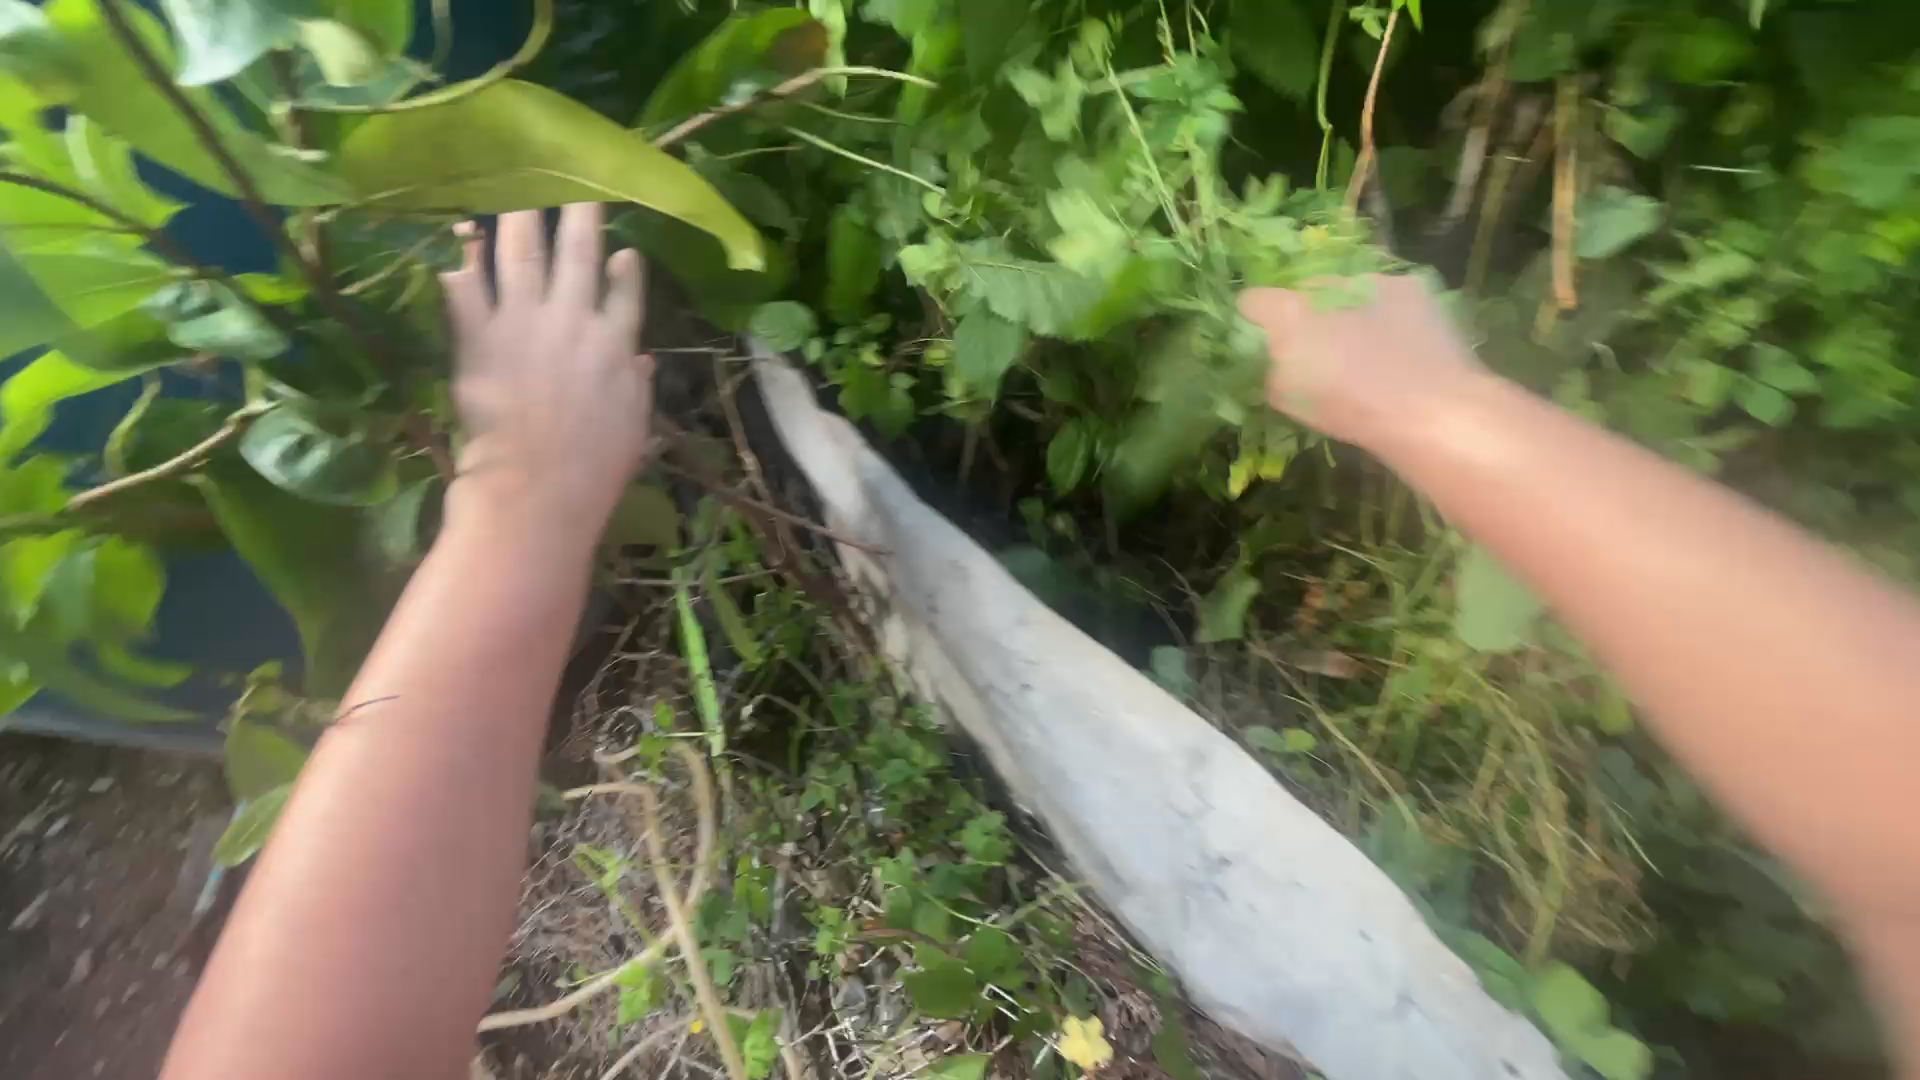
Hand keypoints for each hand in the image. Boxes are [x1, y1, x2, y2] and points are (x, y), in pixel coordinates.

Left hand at [439, 203, 654, 533]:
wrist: (539, 482)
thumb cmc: (598, 463)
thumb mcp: (635, 424)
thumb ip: (638, 383)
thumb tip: (642, 357)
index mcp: (616, 344)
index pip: (624, 292)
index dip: (625, 268)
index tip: (625, 249)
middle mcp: (573, 320)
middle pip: (577, 254)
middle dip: (579, 215)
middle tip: (578, 183)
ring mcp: (523, 323)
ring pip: (521, 255)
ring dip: (519, 216)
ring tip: (517, 184)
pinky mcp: (478, 336)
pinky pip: (466, 288)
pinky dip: (462, 260)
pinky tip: (459, 236)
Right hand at [1238, 274, 1485, 448]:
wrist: (1428, 407)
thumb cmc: (1346, 408)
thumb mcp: (1286, 399)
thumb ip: (1271, 368)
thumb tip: (1275, 358)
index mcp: (1290, 313)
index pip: (1252, 300)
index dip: (1253, 319)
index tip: (1262, 338)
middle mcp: (1329, 286)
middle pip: (1303, 292)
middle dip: (1304, 314)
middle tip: (1318, 347)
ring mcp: (1374, 281)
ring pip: (1346, 291)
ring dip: (1344, 311)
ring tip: (1363, 346)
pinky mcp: (1413, 286)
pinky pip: (1384, 295)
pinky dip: (1382, 313)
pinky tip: (1396, 342)